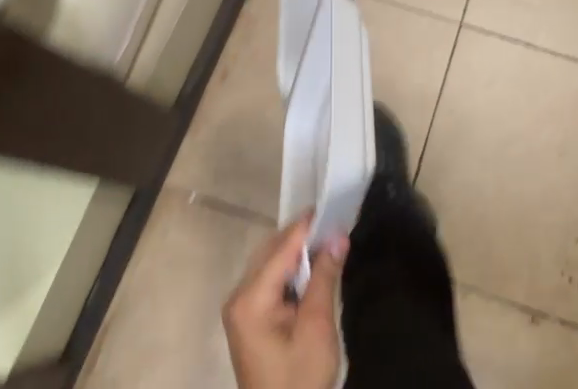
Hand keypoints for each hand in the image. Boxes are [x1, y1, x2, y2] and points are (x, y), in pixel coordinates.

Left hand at [223, 215, 347, 388]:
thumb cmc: (300, 376)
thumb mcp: (316, 326)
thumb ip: (324, 276)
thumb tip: (338, 236)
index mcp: (250, 298)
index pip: (281, 248)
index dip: (307, 226)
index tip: (333, 205)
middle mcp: (239, 297)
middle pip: (271, 252)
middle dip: (302, 237)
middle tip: (336, 222)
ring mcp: (241, 309)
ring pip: (270, 264)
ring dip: (298, 252)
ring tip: (330, 240)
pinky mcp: (250, 319)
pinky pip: (270, 281)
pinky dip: (291, 270)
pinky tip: (313, 267)